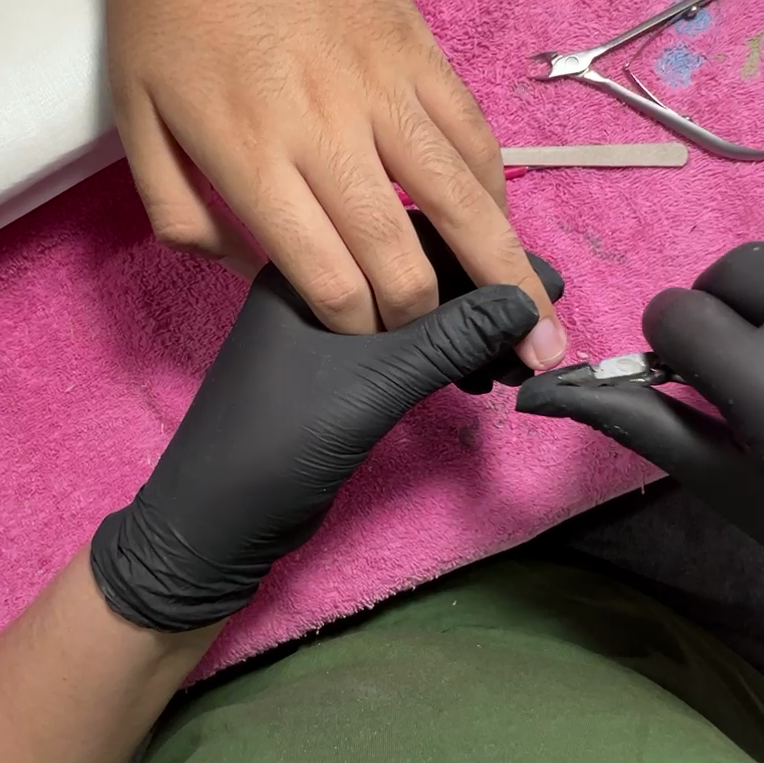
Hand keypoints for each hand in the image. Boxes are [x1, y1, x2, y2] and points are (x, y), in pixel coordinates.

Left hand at [91, 258, 544, 631]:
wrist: (215, 523)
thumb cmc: (279, 443)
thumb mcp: (370, 386)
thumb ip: (447, 339)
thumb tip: (527, 304)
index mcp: (313, 267)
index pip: (415, 239)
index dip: (488, 261)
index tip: (548, 289)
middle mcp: (321, 287)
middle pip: (422, 274)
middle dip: (488, 301)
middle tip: (544, 329)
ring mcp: (329, 331)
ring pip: (418, 315)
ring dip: (471, 335)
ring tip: (519, 360)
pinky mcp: (337, 371)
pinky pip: (405, 349)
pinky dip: (446, 360)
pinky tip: (477, 377)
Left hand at [103, 0, 566, 370]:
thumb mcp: (134, 115)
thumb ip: (178, 214)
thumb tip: (243, 271)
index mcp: (255, 157)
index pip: (332, 281)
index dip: (357, 334)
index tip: (367, 351)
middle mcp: (332, 133)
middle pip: (405, 263)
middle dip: (433, 328)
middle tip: (461, 361)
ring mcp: (389, 90)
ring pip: (467, 206)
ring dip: (507, 278)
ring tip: (541, 327)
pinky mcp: (423, 54)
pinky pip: (478, 141)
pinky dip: (495, 197)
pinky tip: (501, 230)